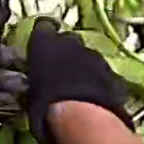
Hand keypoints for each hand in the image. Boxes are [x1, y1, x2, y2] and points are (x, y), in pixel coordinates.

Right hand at [26, 18, 127, 143]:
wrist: (81, 116)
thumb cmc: (45, 102)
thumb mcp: (30, 90)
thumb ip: (34, 78)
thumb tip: (31, 84)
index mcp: (45, 43)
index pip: (42, 28)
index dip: (43, 38)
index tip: (41, 48)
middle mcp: (71, 43)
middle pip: (68, 40)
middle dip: (65, 51)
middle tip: (60, 69)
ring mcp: (95, 56)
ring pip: (88, 56)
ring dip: (83, 66)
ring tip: (78, 86)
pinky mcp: (112, 73)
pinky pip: (102, 73)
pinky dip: (98, 80)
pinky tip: (94, 95)